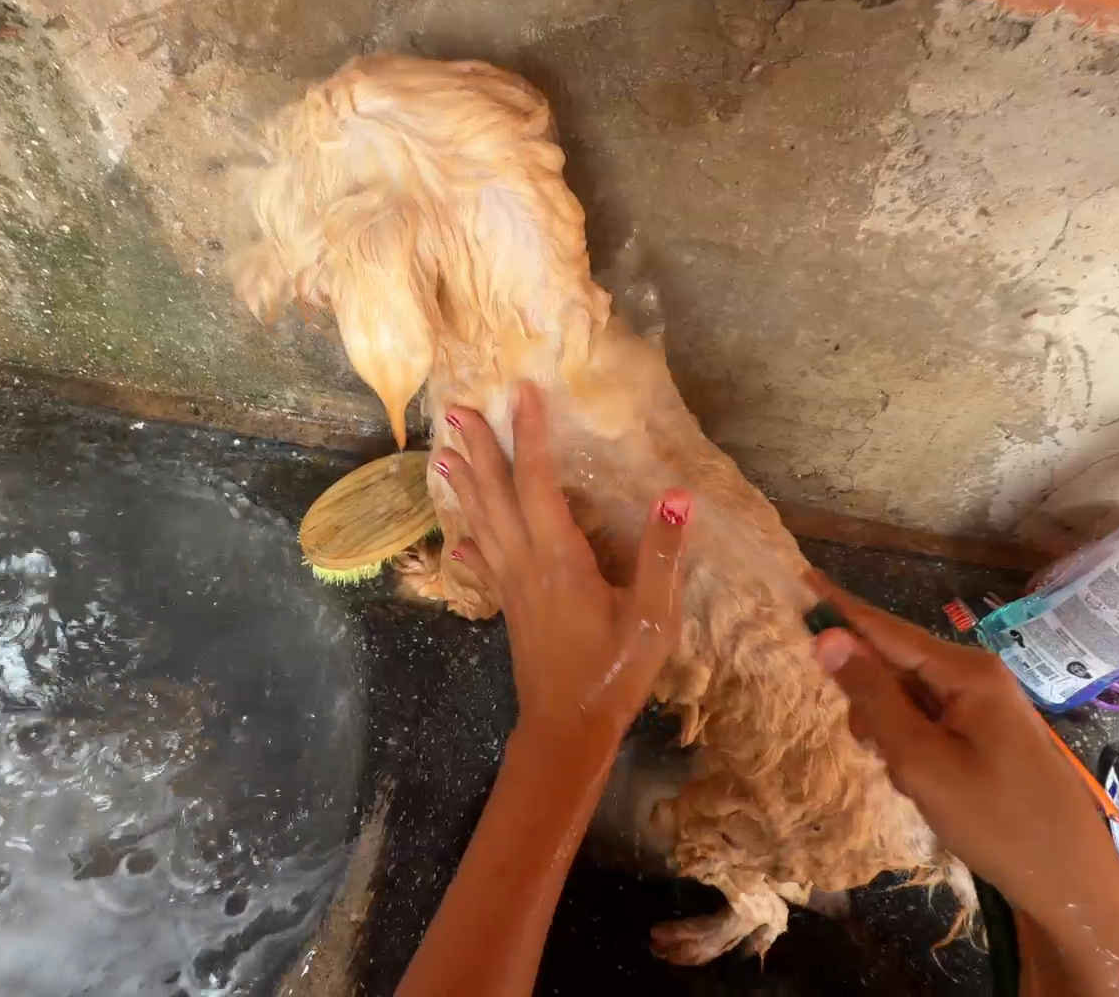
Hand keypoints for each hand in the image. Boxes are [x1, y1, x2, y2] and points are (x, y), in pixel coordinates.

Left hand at [437, 383, 690, 744]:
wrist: (567, 726)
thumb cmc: (614, 671)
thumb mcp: (653, 617)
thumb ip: (663, 555)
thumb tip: (677, 495)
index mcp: (560, 557)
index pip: (539, 482)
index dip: (531, 435)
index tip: (521, 392)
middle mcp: (526, 561)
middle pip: (495, 494)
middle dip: (478, 449)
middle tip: (454, 410)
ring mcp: (510, 583)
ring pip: (481, 520)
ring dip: (463, 483)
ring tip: (441, 452)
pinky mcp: (508, 602)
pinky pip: (482, 558)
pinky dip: (468, 537)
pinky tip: (455, 532)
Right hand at [807, 573, 1118, 994]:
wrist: (1073, 890)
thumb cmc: (997, 821)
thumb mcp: (919, 759)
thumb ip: (871, 694)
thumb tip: (827, 637)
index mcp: (966, 672)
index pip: (885, 628)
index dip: (840, 607)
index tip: (801, 580)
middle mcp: (977, 675)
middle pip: (895, 664)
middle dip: (870, 699)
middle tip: (868, 746)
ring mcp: (985, 704)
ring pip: (909, 696)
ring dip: (890, 728)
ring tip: (905, 776)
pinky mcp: (988, 731)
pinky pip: (930, 718)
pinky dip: (912, 742)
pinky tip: (923, 780)